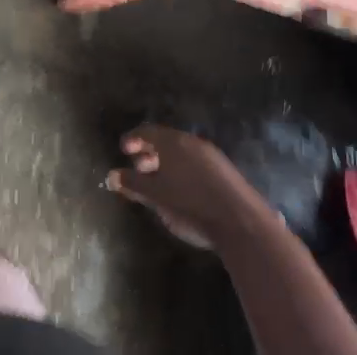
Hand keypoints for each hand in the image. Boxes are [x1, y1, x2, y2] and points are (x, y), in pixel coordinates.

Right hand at [105, 124, 264, 248]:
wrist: (244, 226)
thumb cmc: (190, 204)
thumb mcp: (154, 195)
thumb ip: (131, 183)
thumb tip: (112, 176)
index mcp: (172, 142)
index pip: (146, 131)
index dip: (132, 139)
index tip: (123, 151)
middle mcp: (193, 144)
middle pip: (165, 141)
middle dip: (149, 154)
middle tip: (139, 170)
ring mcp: (214, 158)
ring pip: (183, 154)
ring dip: (167, 165)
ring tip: (161, 185)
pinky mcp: (229, 175)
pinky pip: (198, 166)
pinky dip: (185, 173)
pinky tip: (184, 193)